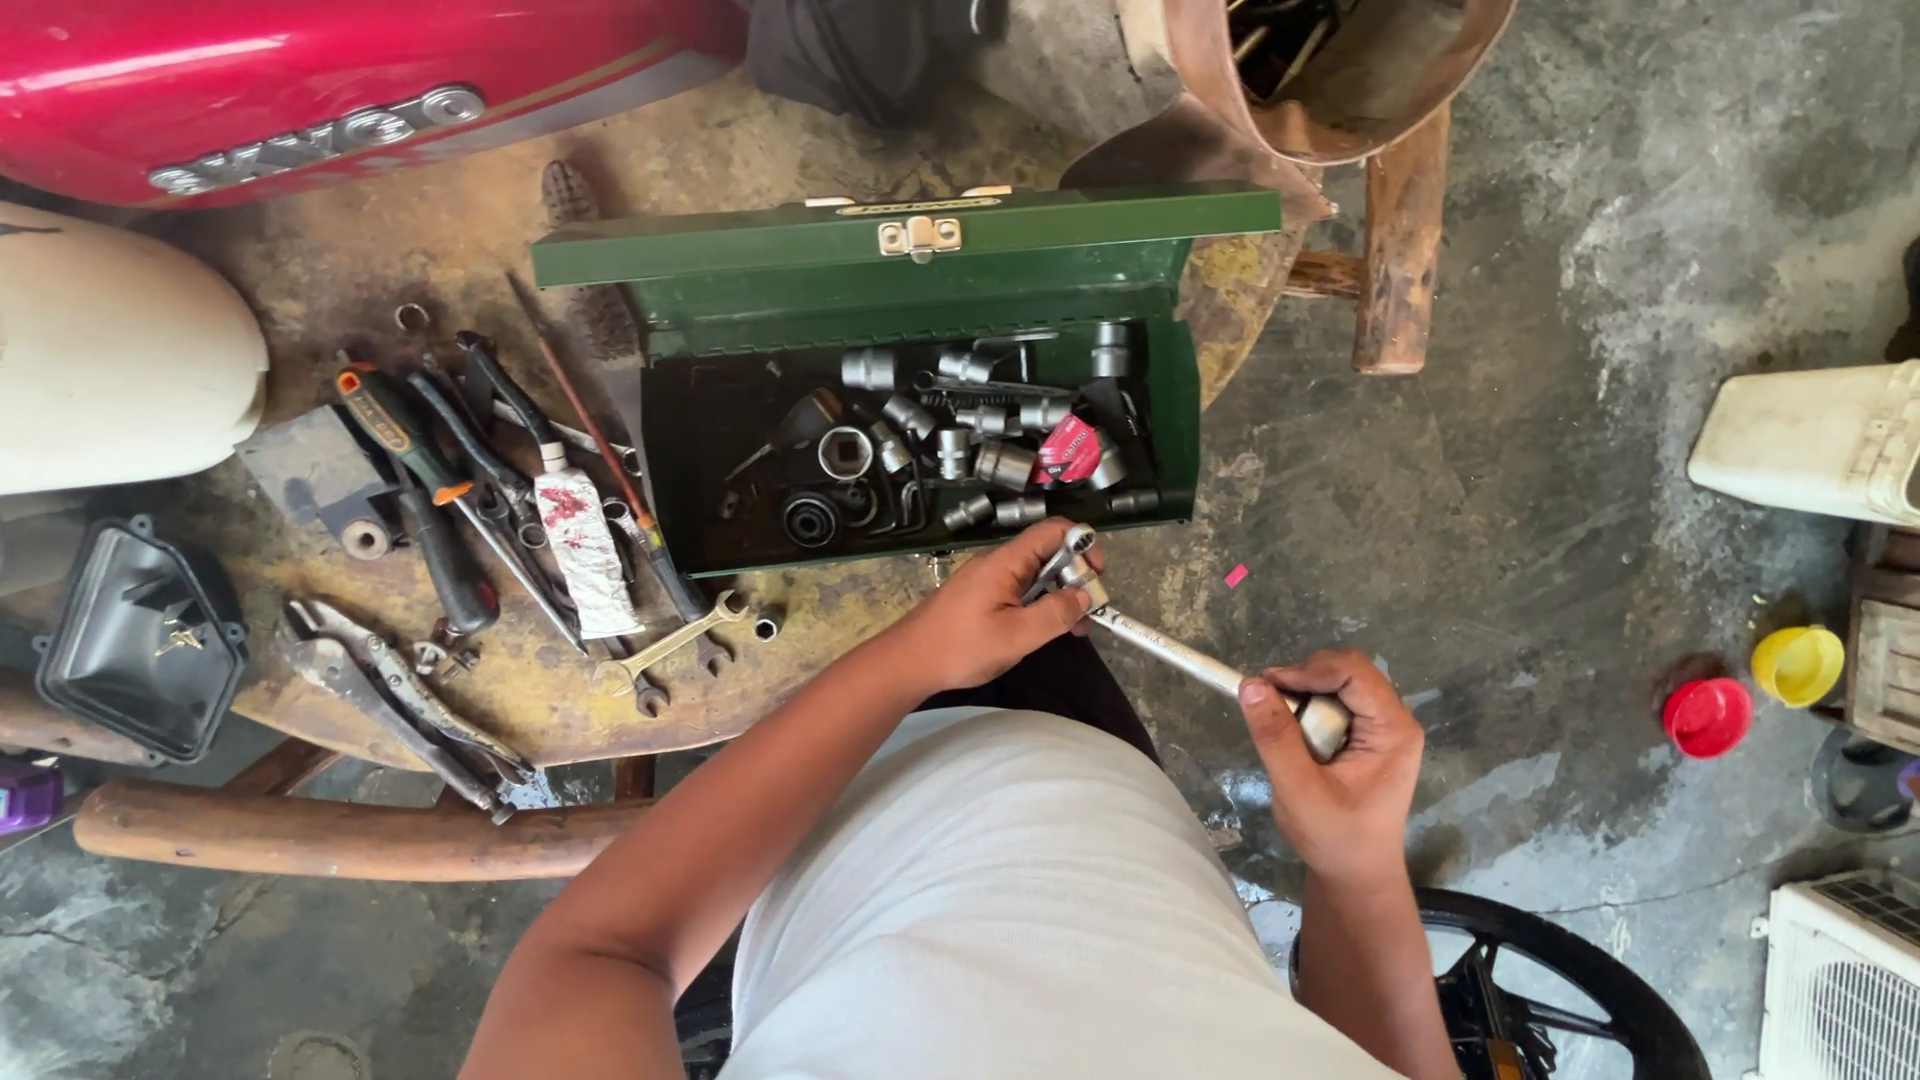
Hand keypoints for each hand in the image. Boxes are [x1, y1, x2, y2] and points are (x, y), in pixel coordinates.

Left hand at [888, 518, 1095, 692]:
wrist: (908, 662)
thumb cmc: (960, 648)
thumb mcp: (1016, 637)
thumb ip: (1054, 615)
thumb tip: (1084, 596)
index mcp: (1005, 562)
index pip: (1052, 531)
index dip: (1081, 544)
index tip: (1097, 574)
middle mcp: (997, 563)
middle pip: (1046, 553)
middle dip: (1075, 576)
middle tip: (1088, 612)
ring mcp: (987, 580)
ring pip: (1034, 575)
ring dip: (1059, 595)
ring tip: (1075, 627)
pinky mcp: (980, 597)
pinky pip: (1019, 590)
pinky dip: (1039, 604)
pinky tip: (1046, 630)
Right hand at [1237, 650, 1423, 886]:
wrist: (1355, 874)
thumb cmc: (1335, 837)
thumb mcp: (1298, 789)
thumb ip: (1276, 737)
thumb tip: (1251, 684)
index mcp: (1393, 730)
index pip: (1352, 672)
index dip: (1308, 670)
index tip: (1267, 688)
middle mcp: (1394, 720)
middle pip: (1346, 670)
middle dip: (1303, 678)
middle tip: (1267, 703)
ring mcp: (1381, 727)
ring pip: (1336, 681)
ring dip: (1302, 692)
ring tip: (1277, 721)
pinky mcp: (1365, 735)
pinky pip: (1333, 700)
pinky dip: (1305, 705)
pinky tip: (1290, 730)